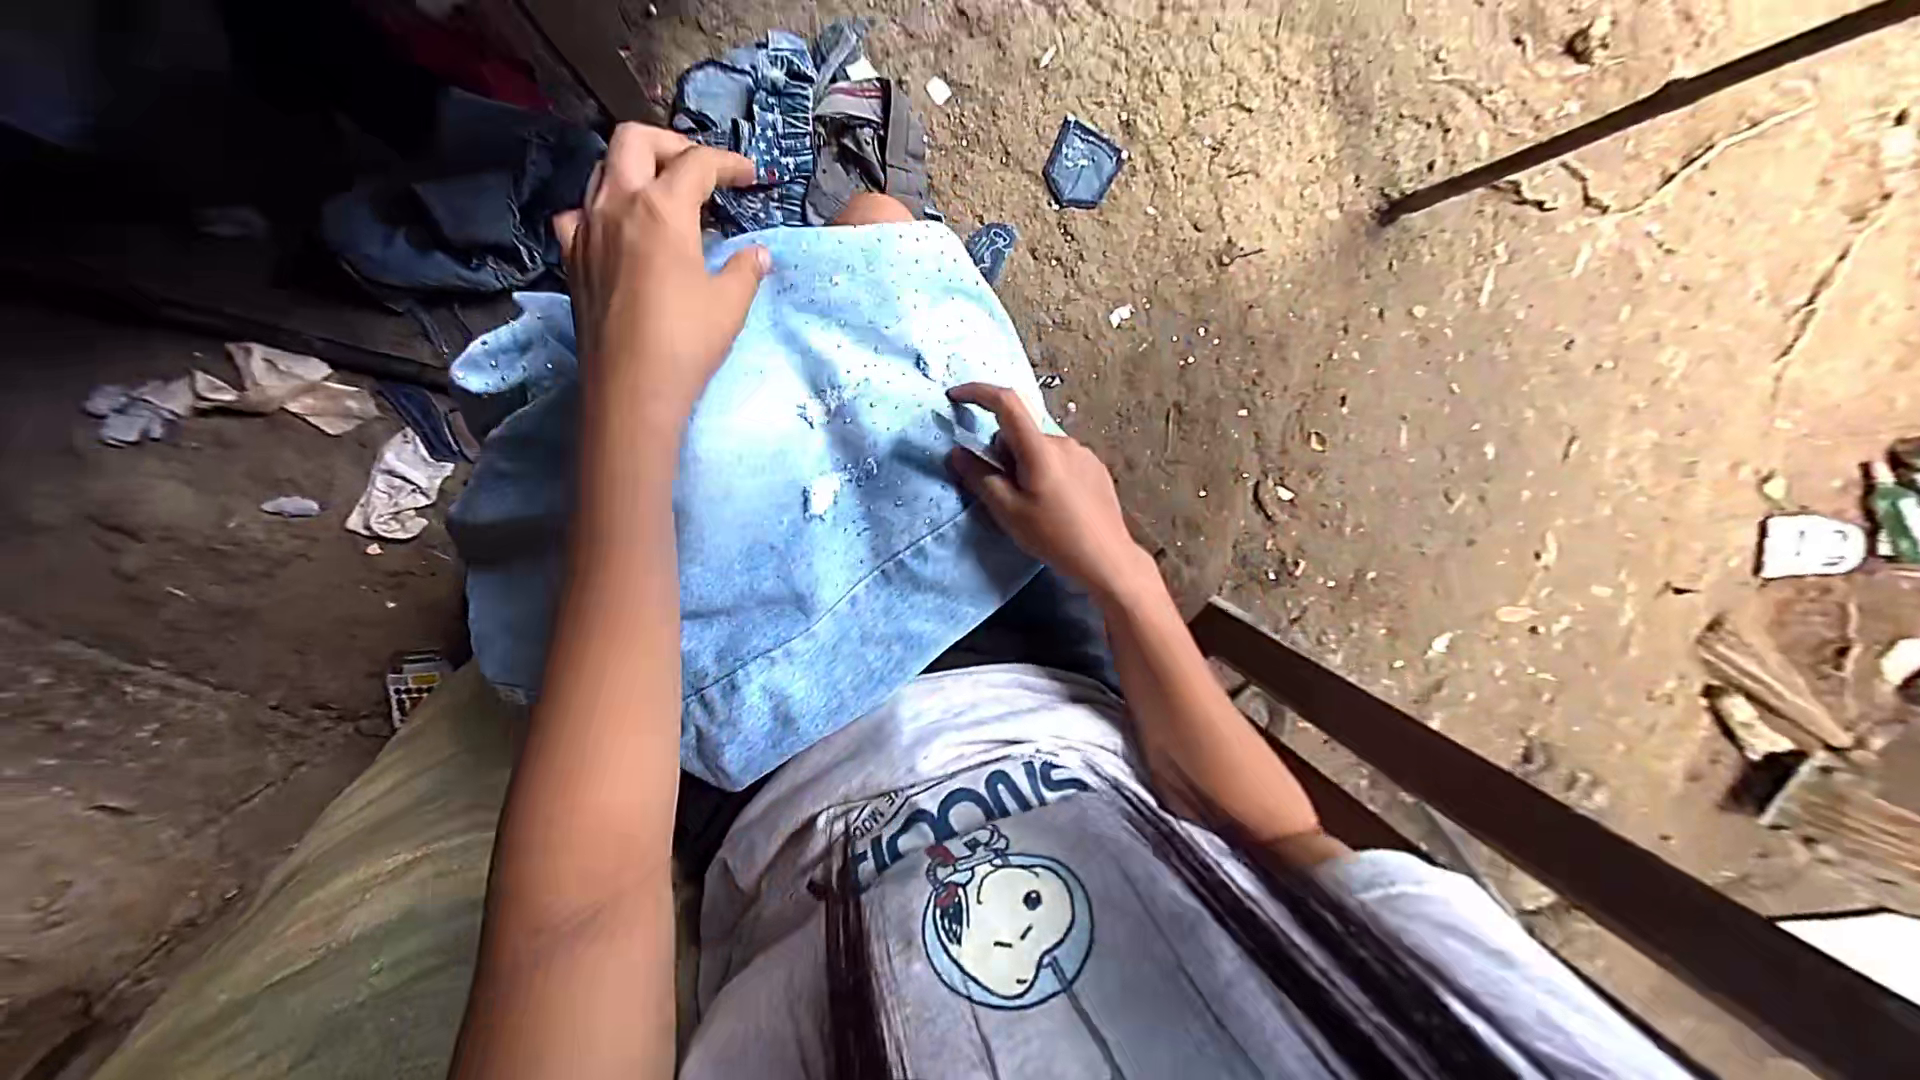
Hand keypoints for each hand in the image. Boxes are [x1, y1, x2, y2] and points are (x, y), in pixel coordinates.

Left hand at [553, 123, 770, 423]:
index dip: (728, 163)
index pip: (697, 163)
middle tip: (701, 170)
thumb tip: (758, 254)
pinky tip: (619, 232)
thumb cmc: (686, 343)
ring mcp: (586, 229)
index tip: (750, 176)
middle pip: (635, 141)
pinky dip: (603, 209)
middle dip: (673, 145)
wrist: (631, 388)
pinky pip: (580, 212)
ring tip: (664, 197)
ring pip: (604, 170)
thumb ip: (745, 269)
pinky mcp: (571, 257)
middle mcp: (616, 205)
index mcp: (661, 210)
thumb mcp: (730, 305)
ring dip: (637, 171)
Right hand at [946, 383, 1152, 599]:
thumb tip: (957, 453)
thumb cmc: (1053, 536)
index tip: (956, 396)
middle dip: (1003, 453)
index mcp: (1039, 448)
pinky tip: (1056, 505)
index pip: (1006, 402)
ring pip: (1038, 447)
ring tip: (1033, 504)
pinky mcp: (1095, 467)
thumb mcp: (1007, 511)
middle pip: (1019, 433)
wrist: (1106, 558)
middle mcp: (1063, 442)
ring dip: (1026, 465)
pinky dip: (1046, 472)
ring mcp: (1082, 453)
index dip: (977, 392)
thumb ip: (980, 477)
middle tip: (1005, 491)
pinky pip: (1059, 459)